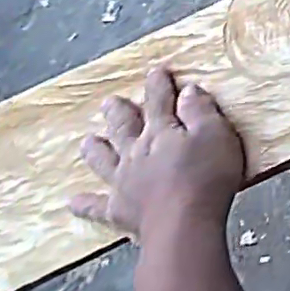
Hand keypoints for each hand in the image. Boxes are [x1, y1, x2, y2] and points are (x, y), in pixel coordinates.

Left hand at [69, 67, 245, 240]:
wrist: (183, 220)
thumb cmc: (208, 173)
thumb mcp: (216, 134)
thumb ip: (200, 112)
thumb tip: (188, 91)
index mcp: (161, 134)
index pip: (160, 103)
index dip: (159, 85)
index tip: (156, 71)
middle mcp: (135, 154)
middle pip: (125, 129)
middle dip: (119, 113)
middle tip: (109, 102)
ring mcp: (122, 182)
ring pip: (104, 161)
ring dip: (96, 149)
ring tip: (88, 140)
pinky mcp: (118, 209)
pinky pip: (95, 205)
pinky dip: (83, 202)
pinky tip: (73, 201)